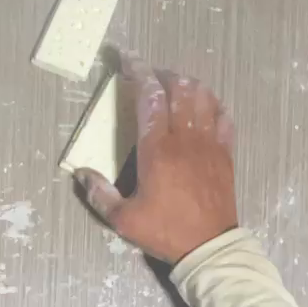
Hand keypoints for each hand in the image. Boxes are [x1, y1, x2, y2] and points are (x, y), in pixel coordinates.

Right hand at [77, 55, 238, 262]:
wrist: (209, 247)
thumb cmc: (165, 231)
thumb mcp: (124, 220)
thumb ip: (100, 195)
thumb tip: (82, 174)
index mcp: (157, 150)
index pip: (150, 97)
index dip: (138, 72)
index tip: (128, 60)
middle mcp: (185, 138)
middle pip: (179, 88)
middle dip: (163, 73)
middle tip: (150, 74)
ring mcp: (209, 143)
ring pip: (203, 97)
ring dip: (188, 84)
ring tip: (175, 85)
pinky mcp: (225, 153)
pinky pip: (223, 116)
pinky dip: (212, 103)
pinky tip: (205, 105)